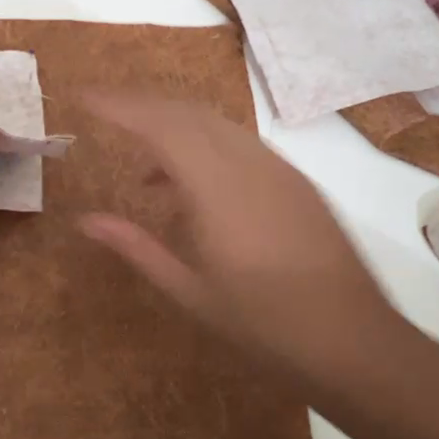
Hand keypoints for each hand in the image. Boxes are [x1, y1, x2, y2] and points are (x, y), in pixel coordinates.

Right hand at [78, 92, 405, 380]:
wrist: (355, 342)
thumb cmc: (264, 325)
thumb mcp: (189, 292)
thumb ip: (137, 248)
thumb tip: (85, 221)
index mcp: (218, 189)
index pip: (160, 126)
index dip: (119, 106)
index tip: (83, 97)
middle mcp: (249, 165)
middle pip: (188, 113)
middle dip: (142, 106)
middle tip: (103, 113)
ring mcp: (279, 170)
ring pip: (217, 125)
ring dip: (174, 128)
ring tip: (142, 169)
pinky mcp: (296, 183)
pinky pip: (240, 145)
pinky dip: (204, 147)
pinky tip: (191, 188)